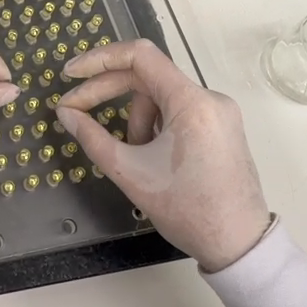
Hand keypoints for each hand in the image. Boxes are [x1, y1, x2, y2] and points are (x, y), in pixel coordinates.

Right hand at [57, 40, 269, 271]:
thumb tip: (65, 113)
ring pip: (160, 97)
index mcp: (191, 102)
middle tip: (74, 110)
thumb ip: (92, 137)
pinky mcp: (221, 128)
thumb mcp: (130, 173)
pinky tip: (151, 157)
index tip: (71, 75)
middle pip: (146, 77)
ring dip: (136, 119)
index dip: (99, 59)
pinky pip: (176, 111)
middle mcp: (209, 98)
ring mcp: (219, 113)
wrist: (242, 250)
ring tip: (132, 156)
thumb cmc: (187, 210)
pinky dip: (155, 126)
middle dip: (107, 92)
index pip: (139, 56)